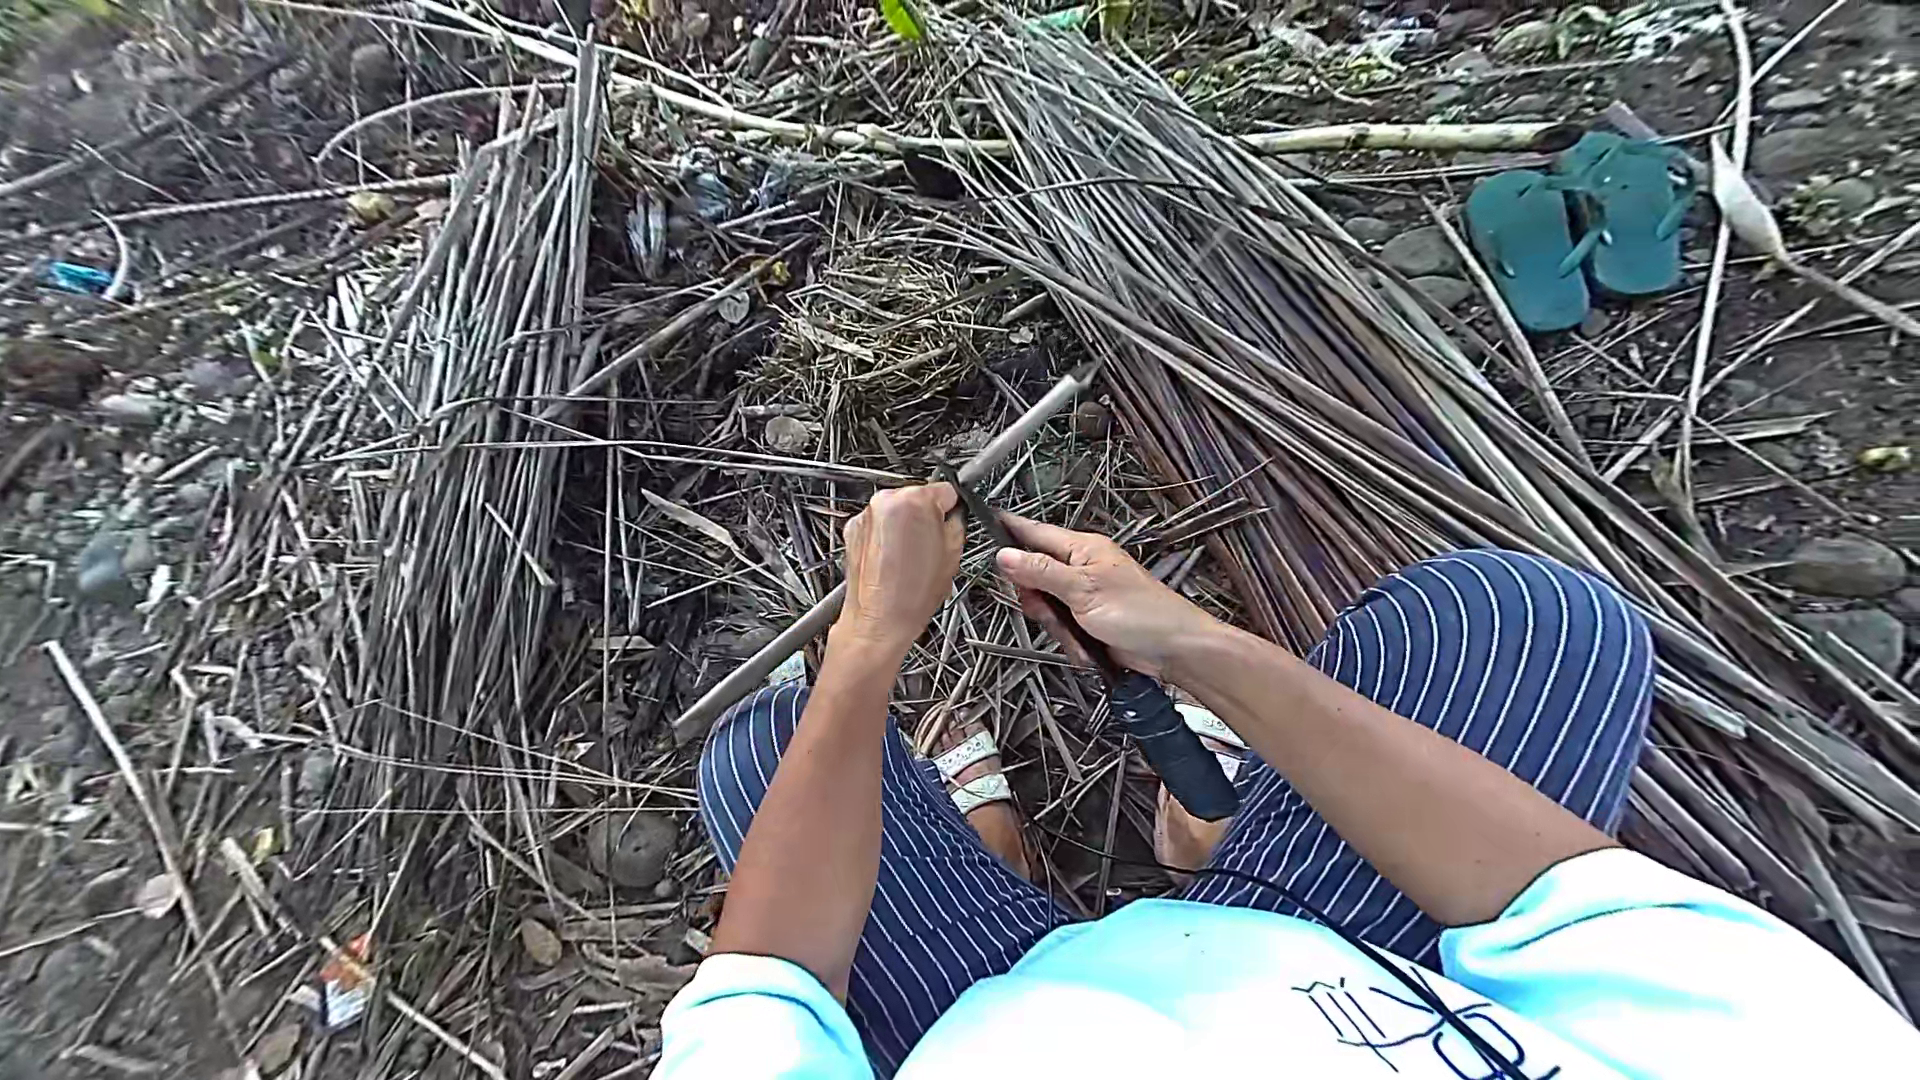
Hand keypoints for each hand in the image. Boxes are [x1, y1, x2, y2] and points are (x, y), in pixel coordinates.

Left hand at [835, 483, 964, 658]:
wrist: (878, 621)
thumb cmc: (910, 595)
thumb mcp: (952, 555)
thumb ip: (956, 525)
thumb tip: (953, 517)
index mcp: (914, 501)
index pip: (945, 489)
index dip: (952, 508)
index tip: (951, 520)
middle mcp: (886, 502)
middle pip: (918, 497)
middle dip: (927, 517)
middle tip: (932, 545)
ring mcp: (867, 516)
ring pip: (898, 510)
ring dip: (906, 526)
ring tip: (912, 557)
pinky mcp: (854, 530)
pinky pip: (880, 524)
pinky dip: (888, 536)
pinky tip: (896, 560)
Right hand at [995, 515, 1222, 679]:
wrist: (1173, 650)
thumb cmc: (1145, 613)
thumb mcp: (1083, 590)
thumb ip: (1041, 572)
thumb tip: (1006, 555)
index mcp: (1082, 549)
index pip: (1034, 532)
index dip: (1010, 531)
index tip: (987, 523)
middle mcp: (1081, 567)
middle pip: (1033, 575)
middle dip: (1037, 599)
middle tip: (1048, 609)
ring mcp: (1083, 593)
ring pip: (1044, 604)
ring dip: (1055, 625)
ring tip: (1074, 631)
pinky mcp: (1087, 618)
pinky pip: (1060, 625)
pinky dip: (1068, 638)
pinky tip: (1084, 644)